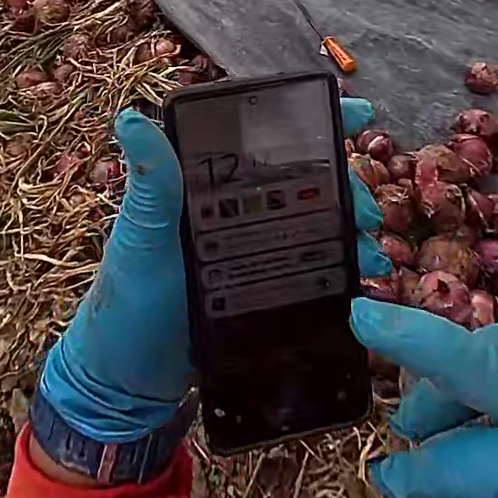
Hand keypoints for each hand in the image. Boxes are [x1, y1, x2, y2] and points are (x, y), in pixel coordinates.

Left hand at [35, 99, 392, 442]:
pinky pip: (316, 265)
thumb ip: (152, 181)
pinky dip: (342, 265)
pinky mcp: (271, 284)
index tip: (359, 113)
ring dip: (351, 228)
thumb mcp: (143, 237)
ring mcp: (259, 245)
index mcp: (213, 183)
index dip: (316, 120)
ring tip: (368, 253)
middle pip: (308, 180)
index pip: (268, 138)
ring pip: (319, 221)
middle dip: (347, 185)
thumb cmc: (129, 302)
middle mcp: (242, 206)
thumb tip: (130, 117)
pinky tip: (361, 276)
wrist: (132, 383)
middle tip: (364, 212)